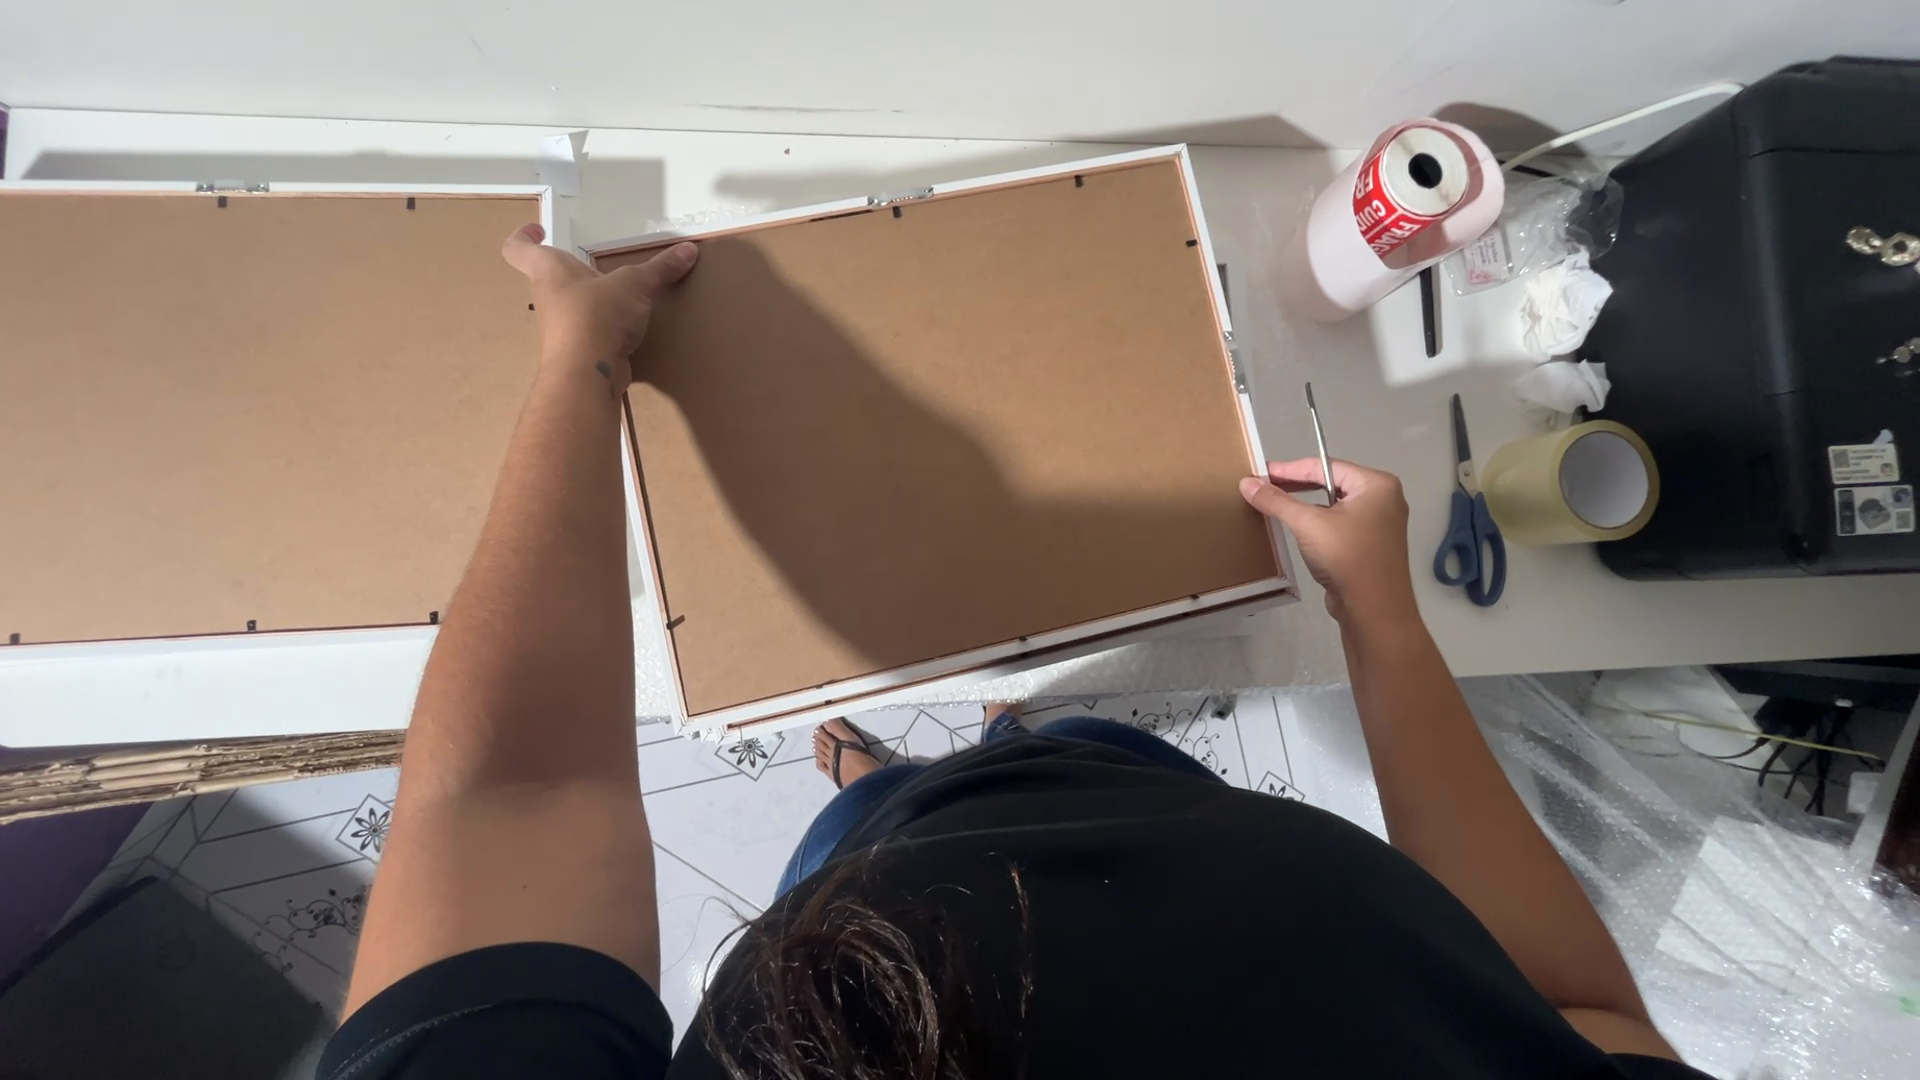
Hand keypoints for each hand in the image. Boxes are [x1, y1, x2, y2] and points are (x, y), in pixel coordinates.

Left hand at [500, 224, 698, 394]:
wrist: (587, 370)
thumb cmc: (596, 315)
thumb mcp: (634, 285)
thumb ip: (660, 269)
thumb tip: (688, 250)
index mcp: (549, 271)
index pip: (518, 248)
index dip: (524, 236)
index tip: (538, 230)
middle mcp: (548, 298)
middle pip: (549, 280)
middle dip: (570, 273)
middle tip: (591, 267)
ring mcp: (560, 328)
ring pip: (569, 309)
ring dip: (588, 304)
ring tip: (616, 301)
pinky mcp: (577, 353)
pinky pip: (588, 335)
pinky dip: (602, 332)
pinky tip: (625, 333)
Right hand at [1239, 458, 1416, 624]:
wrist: (1373, 608)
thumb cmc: (1346, 556)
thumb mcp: (1307, 524)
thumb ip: (1276, 501)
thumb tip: (1246, 483)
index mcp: (1376, 485)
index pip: (1325, 467)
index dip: (1289, 469)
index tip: (1260, 473)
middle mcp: (1383, 498)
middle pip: (1330, 483)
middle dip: (1296, 485)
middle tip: (1264, 488)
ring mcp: (1379, 522)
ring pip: (1333, 504)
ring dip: (1304, 504)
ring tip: (1275, 505)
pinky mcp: (1371, 544)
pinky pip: (1338, 522)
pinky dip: (1316, 521)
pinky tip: (1296, 527)